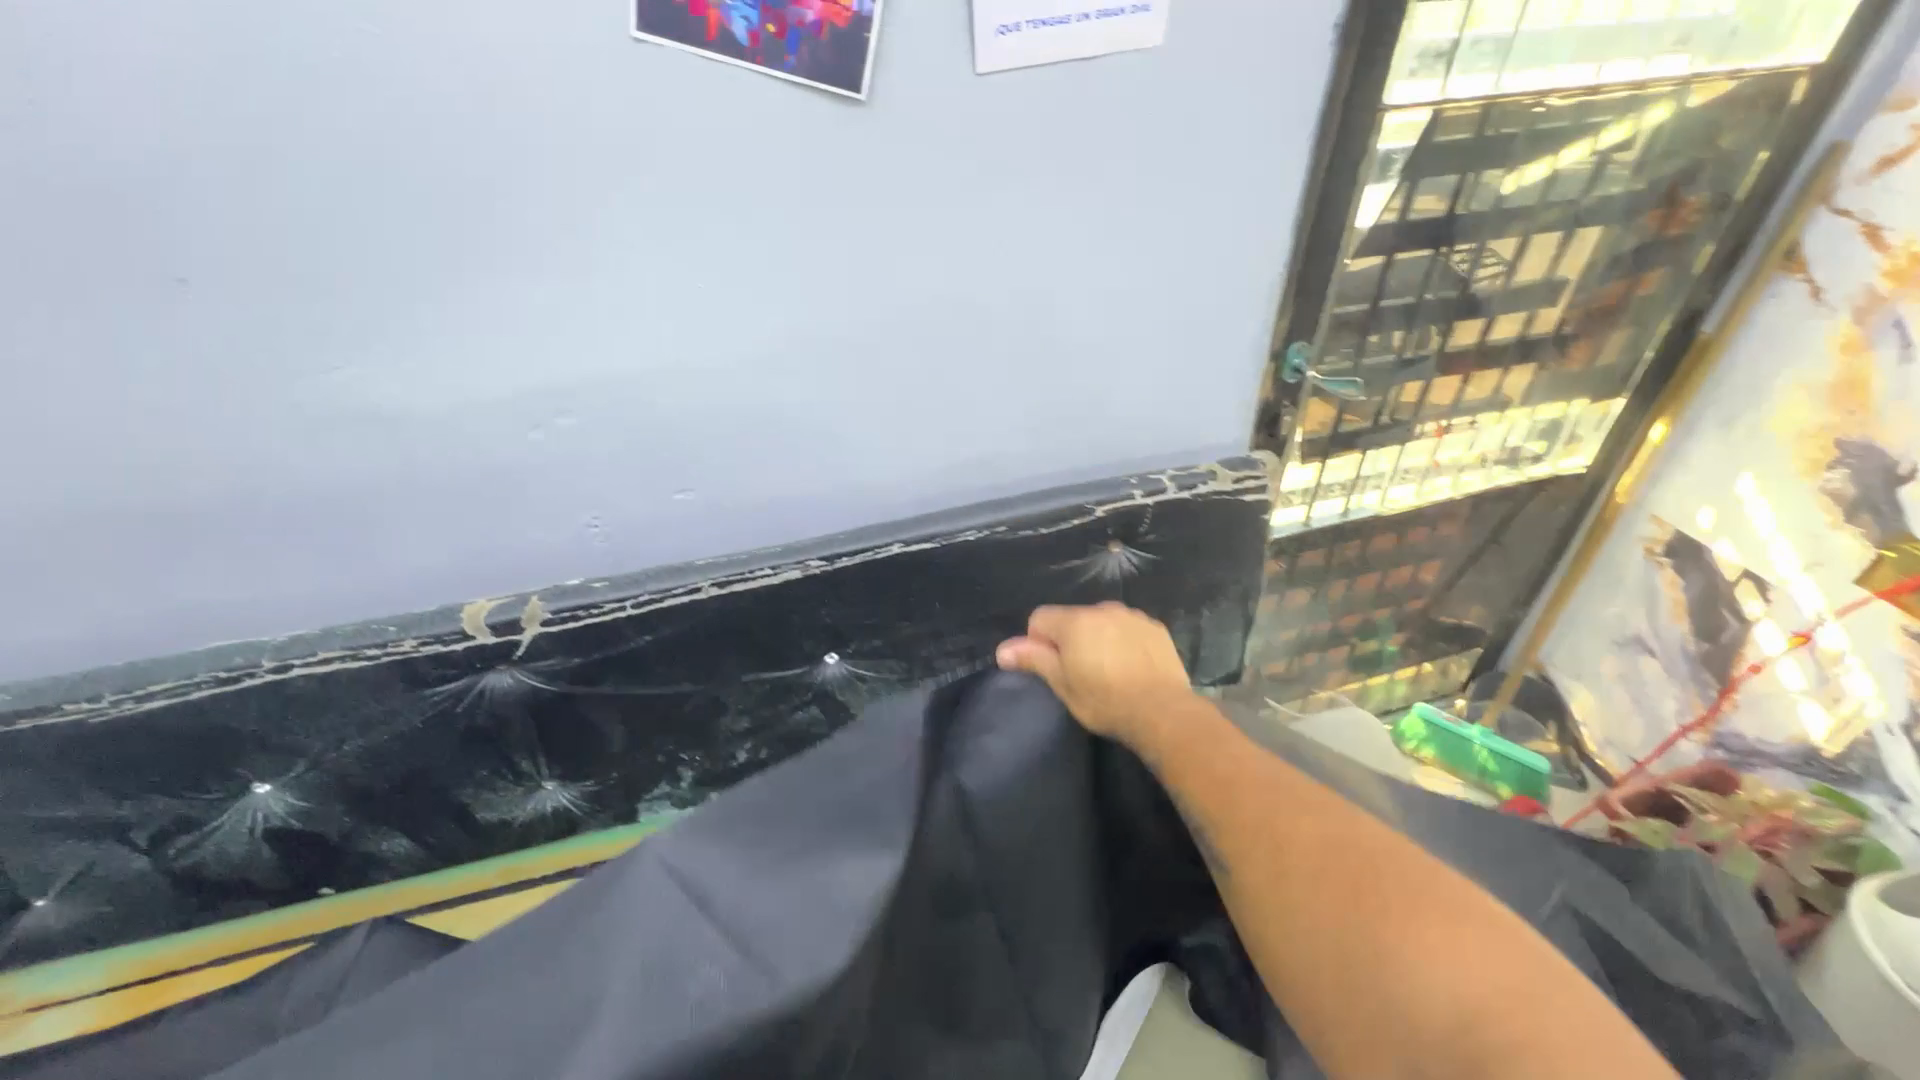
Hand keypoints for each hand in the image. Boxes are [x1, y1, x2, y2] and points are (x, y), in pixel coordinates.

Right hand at [995, 602, 1193, 744]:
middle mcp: (1103, 609)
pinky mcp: (1155, 628)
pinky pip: (1128, 628)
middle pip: (1072, 618)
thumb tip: (1003, 649)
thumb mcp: (1062, 684)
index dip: (1038, 643)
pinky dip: (1124, 641)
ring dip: (1098, 638)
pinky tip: (1132, 667)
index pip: (1040, 618)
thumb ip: (1034, 659)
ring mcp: (1132, 616)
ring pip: (1102, 622)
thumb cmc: (1105, 701)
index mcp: (1074, 621)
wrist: (1162, 711)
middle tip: (1080, 674)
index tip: (1052, 669)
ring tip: (1109, 672)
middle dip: (1070, 640)